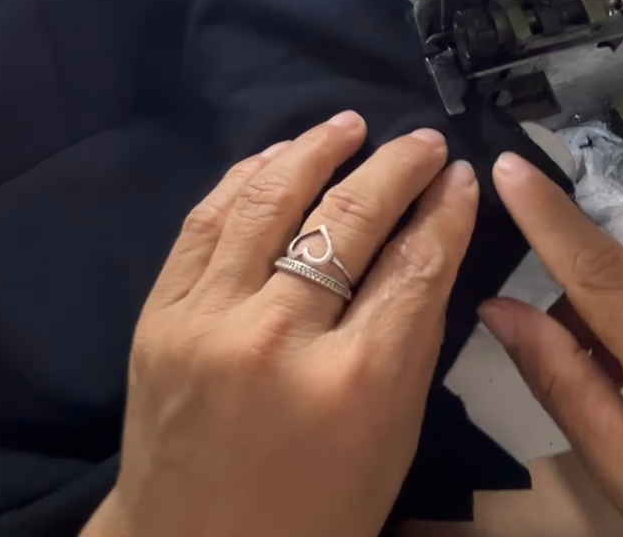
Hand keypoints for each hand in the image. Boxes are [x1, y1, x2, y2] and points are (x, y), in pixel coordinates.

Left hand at [87, 112, 481, 536]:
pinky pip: (207, 218)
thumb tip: (436, 232)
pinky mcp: (160, 311)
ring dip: (316, 149)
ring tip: (351, 124)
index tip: (462, 175)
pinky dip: (248, 175)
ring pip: (269, 199)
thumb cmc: (314, 508)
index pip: (414, 266)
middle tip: (423, 142)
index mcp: (351, 386)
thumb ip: (414, 331)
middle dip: (396, 168)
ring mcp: (206, 318)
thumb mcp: (391, 435)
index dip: (445, 210)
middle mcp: (275, 338)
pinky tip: (281, 153)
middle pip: (348, 219)